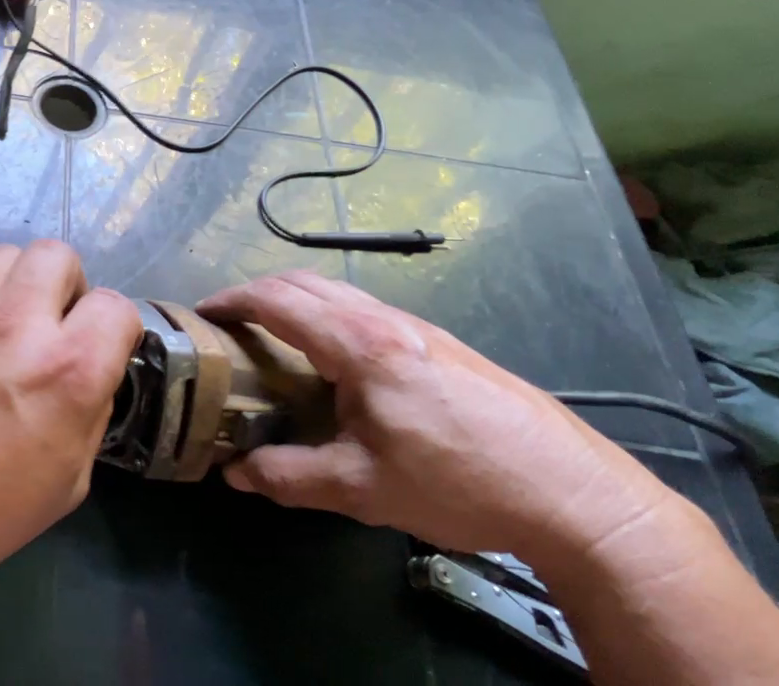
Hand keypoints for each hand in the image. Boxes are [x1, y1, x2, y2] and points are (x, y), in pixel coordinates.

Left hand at [0, 241, 141, 608]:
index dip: (114, 330)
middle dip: (65, 287)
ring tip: (4, 324)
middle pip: (58, 256)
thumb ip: (89, 411)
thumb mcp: (68, 482)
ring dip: (16, 284)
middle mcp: (19, 322)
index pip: (116, 307)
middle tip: (51, 325)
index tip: (100, 350)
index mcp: (68, 370)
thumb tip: (89, 375)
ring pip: (6, 255)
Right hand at [198, 272, 676, 560]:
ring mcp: (423, 329)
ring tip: (273, 338)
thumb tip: (233, 473)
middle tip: (228, 322)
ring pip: (341, 293)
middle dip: (257, 292)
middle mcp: (388, 322)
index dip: (231, 301)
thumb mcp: (362, 489)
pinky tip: (336, 362)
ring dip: (296, 301)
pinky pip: (369, 311)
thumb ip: (288, 476)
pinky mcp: (447, 346)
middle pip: (306, 282)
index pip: (277, 301)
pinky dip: (329, 316)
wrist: (578, 496)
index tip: (200, 314)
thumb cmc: (460, 484)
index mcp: (361, 345)